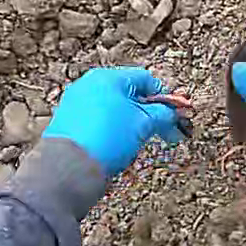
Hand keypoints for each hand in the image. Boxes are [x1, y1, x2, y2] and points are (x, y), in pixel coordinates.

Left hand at [43, 67, 185, 174]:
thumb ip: (162, 114)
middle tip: (164, 132)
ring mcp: (76, 105)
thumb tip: (172, 113)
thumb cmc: (108, 139)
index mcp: (107, 78)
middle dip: (149, 113)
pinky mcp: (70, 125)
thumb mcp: (144, 124)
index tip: (175, 115)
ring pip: (115, 110)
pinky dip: (114, 132)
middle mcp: (88, 86)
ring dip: (132, 124)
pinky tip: (119, 148)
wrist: (71, 168)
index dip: (164, 97)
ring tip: (139, 142)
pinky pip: (100, 123)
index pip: (145, 79)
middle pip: (129, 94)